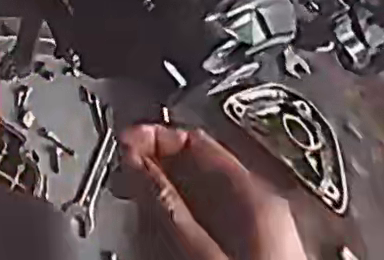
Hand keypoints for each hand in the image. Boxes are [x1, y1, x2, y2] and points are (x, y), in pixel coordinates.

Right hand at [120, 124, 307, 259]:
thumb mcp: (203, 256)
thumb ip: (166, 205)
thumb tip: (136, 161)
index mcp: (255, 197)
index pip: (195, 139)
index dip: (154, 136)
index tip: (123, 144)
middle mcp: (260, 208)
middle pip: (195, 166)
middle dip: (154, 169)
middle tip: (123, 176)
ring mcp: (258, 236)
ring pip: (199, 197)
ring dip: (163, 198)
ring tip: (137, 209)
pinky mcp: (251, 257)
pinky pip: (207, 224)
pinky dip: (178, 223)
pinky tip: (161, 236)